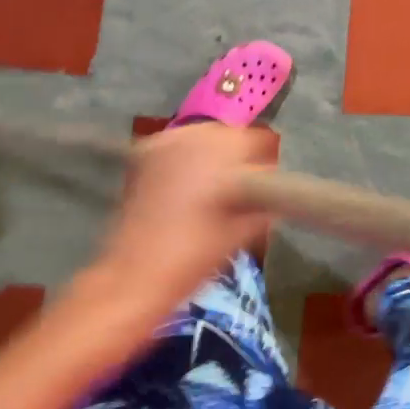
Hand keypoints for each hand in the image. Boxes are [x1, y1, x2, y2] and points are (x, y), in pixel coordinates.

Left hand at [99, 123, 274, 303]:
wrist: (135, 275)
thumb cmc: (196, 256)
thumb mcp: (243, 230)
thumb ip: (265, 201)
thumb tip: (274, 189)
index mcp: (225, 151)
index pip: (259, 139)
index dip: (263, 163)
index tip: (262, 186)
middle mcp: (196, 134)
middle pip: (229, 133)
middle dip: (235, 156)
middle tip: (235, 188)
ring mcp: (166, 140)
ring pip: (202, 135)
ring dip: (209, 154)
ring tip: (208, 187)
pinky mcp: (144, 152)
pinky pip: (177, 144)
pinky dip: (185, 157)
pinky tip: (183, 183)